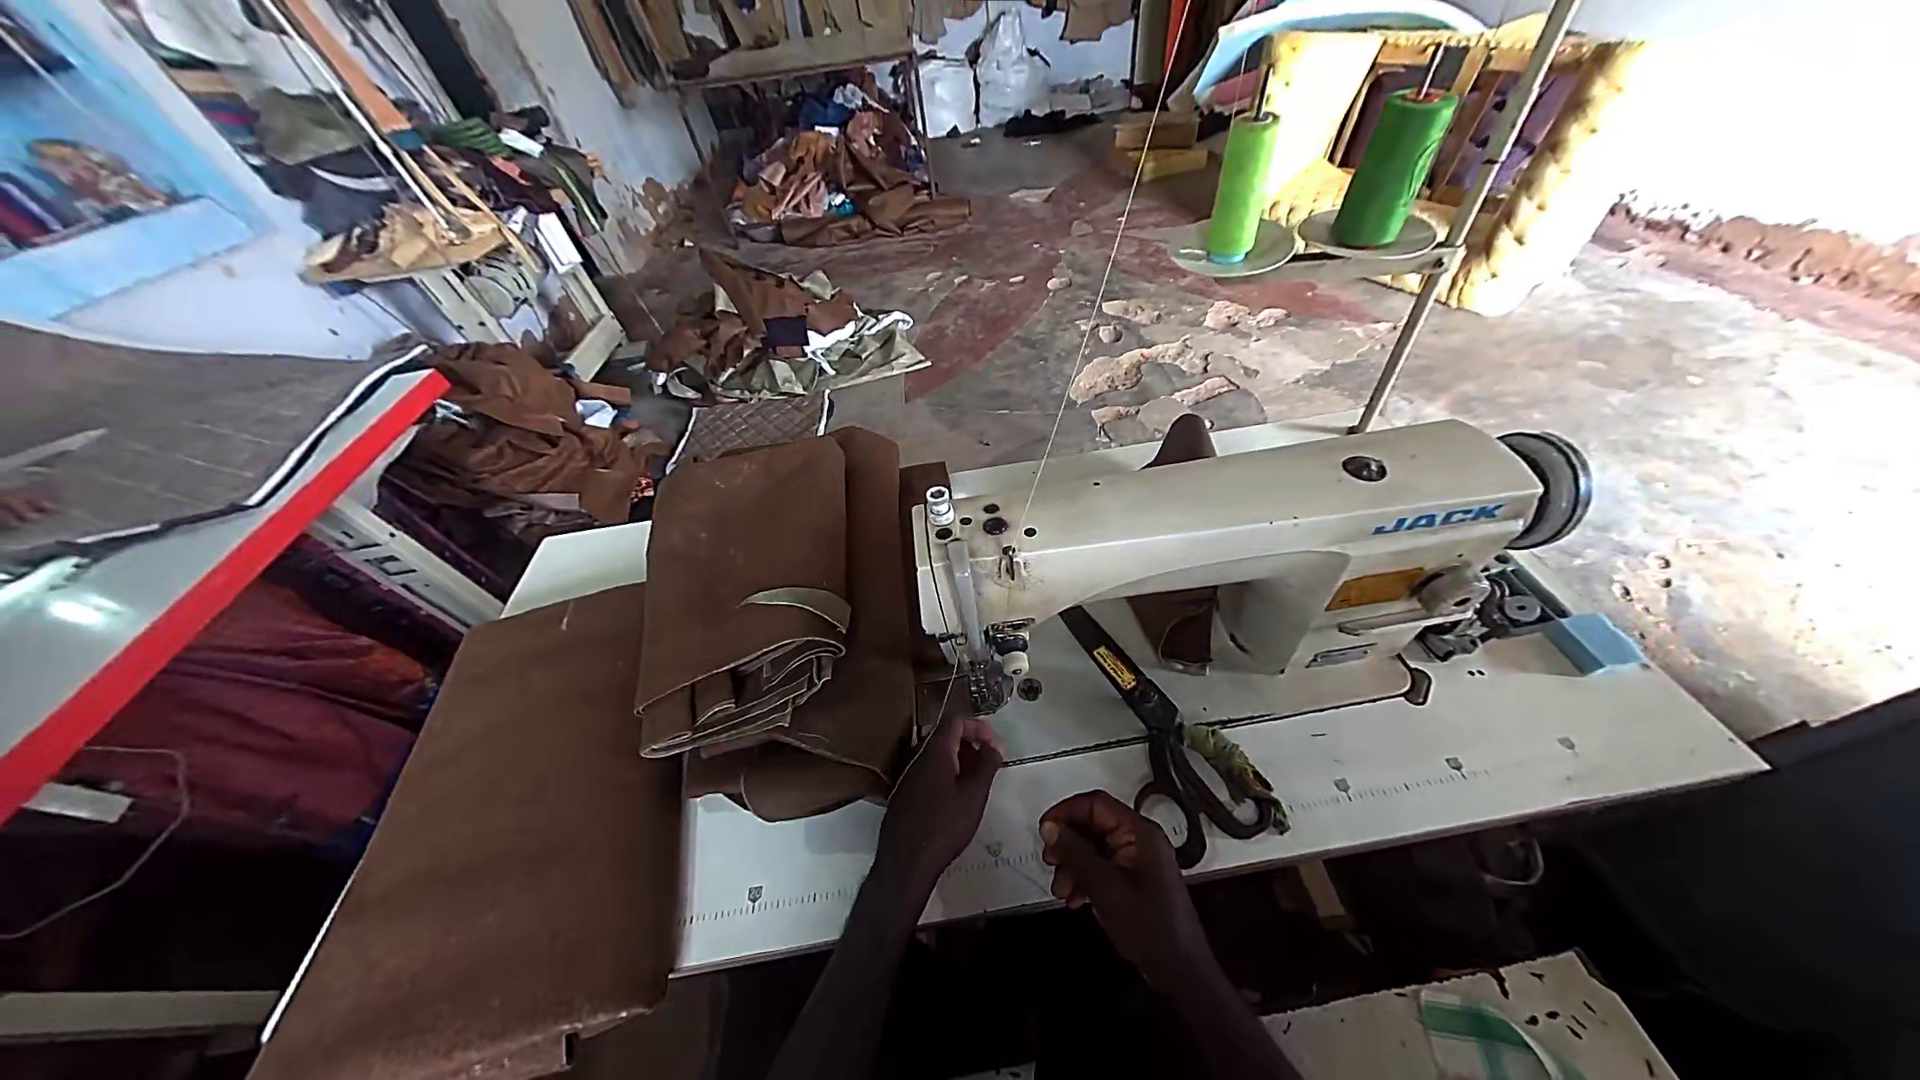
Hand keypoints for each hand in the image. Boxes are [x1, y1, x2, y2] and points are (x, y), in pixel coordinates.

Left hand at [874, 714, 1005, 891]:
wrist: (906, 861)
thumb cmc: (943, 827)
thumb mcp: (974, 795)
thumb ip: (987, 765)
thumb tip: (995, 746)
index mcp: (935, 753)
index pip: (955, 722)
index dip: (977, 726)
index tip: (993, 742)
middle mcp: (918, 759)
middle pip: (944, 737)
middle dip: (970, 743)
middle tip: (989, 760)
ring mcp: (908, 777)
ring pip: (936, 757)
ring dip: (959, 761)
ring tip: (976, 780)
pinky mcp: (904, 795)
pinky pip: (927, 773)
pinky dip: (946, 775)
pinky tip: (956, 797)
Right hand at [1039, 791, 1211, 987]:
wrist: (1180, 972)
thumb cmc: (1151, 928)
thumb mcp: (1105, 887)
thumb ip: (1075, 853)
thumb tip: (1050, 828)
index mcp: (1140, 833)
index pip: (1096, 804)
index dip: (1067, 812)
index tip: (1046, 829)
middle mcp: (1140, 840)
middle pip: (1093, 825)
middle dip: (1068, 844)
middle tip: (1051, 860)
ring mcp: (1138, 860)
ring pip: (1094, 847)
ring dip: (1074, 865)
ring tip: (1063, 889)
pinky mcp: (1134, 878)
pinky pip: (1102, 865)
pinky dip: (1085, 877)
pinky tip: (1076, 897)